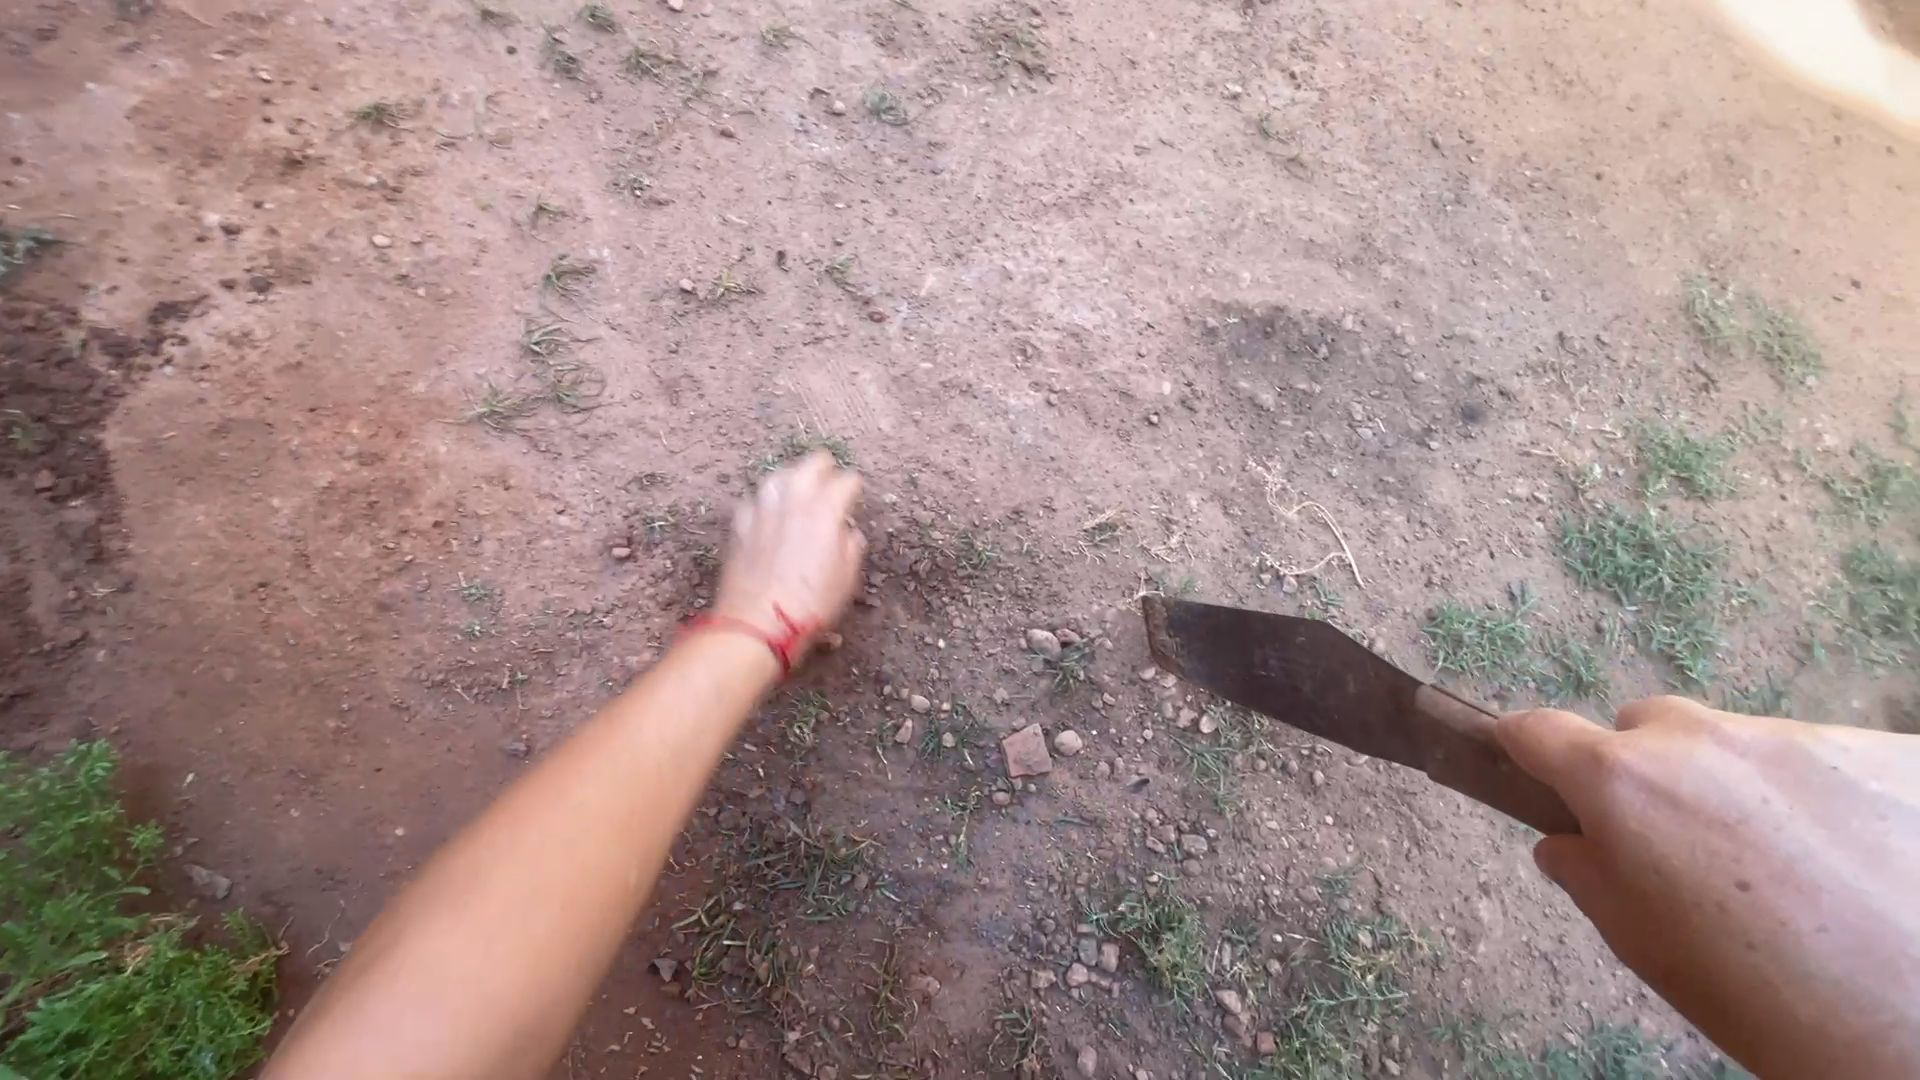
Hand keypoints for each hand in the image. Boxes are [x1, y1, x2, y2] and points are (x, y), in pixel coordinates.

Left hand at [711, 450, 864, 646]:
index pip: (847, 480)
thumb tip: (846, 531)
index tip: (856, 496)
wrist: (758, 622)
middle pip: (811, 464)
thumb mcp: (847, 577)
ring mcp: (763, 507)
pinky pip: (756, 500)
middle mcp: (793, 499)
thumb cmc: (810, 604)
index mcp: (825, 510)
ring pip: (780, 474)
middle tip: (831, 478)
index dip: (855, 488)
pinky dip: (767, 502)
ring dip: (794, 477)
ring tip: (800, 488)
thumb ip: (850, 545)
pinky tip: (771, 514)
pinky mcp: (740, 522)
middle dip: (825, 468)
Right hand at [1497, 697, 1919, 1078]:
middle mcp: (1699, 740)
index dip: (1523, 748)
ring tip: (1801, 864)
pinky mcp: (1894, 751)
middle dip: (1647, 769)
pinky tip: (1868, 860)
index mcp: (1620, 780)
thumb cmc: (1766, 998)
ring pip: (1738, 744)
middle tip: (1688, 842)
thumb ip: (1585, 871)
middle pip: (1645, 726)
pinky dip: (1831, 797)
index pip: (1535, 730)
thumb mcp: (1639, 941)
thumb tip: (1573, 842)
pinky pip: (1830, 760)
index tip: (1529, 771)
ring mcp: (1801, 740)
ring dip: (1741, 783)